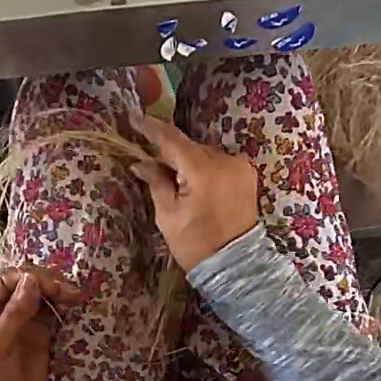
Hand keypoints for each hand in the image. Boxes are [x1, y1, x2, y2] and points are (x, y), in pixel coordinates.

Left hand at [0, 266, 82, 380]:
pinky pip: (51, 313)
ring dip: (58, 293)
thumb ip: (14, 313)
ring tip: (76, 297)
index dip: (30, 278)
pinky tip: (73, 306)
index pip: (7, 280)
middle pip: (26, 284)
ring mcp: (20, 320)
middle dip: (48, 284)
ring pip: (41, 296)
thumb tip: (32, 280)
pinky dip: (62, 307)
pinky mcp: (37, 333)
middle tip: (70, 293)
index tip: (52, 286)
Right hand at [130, 112, 260, 270]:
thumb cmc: (194, 242)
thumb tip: (141, 162)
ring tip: (171, 179)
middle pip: (189, 147)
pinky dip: (201, 167)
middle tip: (147, 161)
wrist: (234, 263)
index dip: (151, 128)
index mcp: (203, 170)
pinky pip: (216, 162)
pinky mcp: (246, 174)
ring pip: (202, 154)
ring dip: (185, 161)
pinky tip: (191, 183)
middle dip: (167, 152)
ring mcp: (239, 166)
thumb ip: (156, 181)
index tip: (134, 117)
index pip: (172, 140)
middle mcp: (225, 160)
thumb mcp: (167, 214)